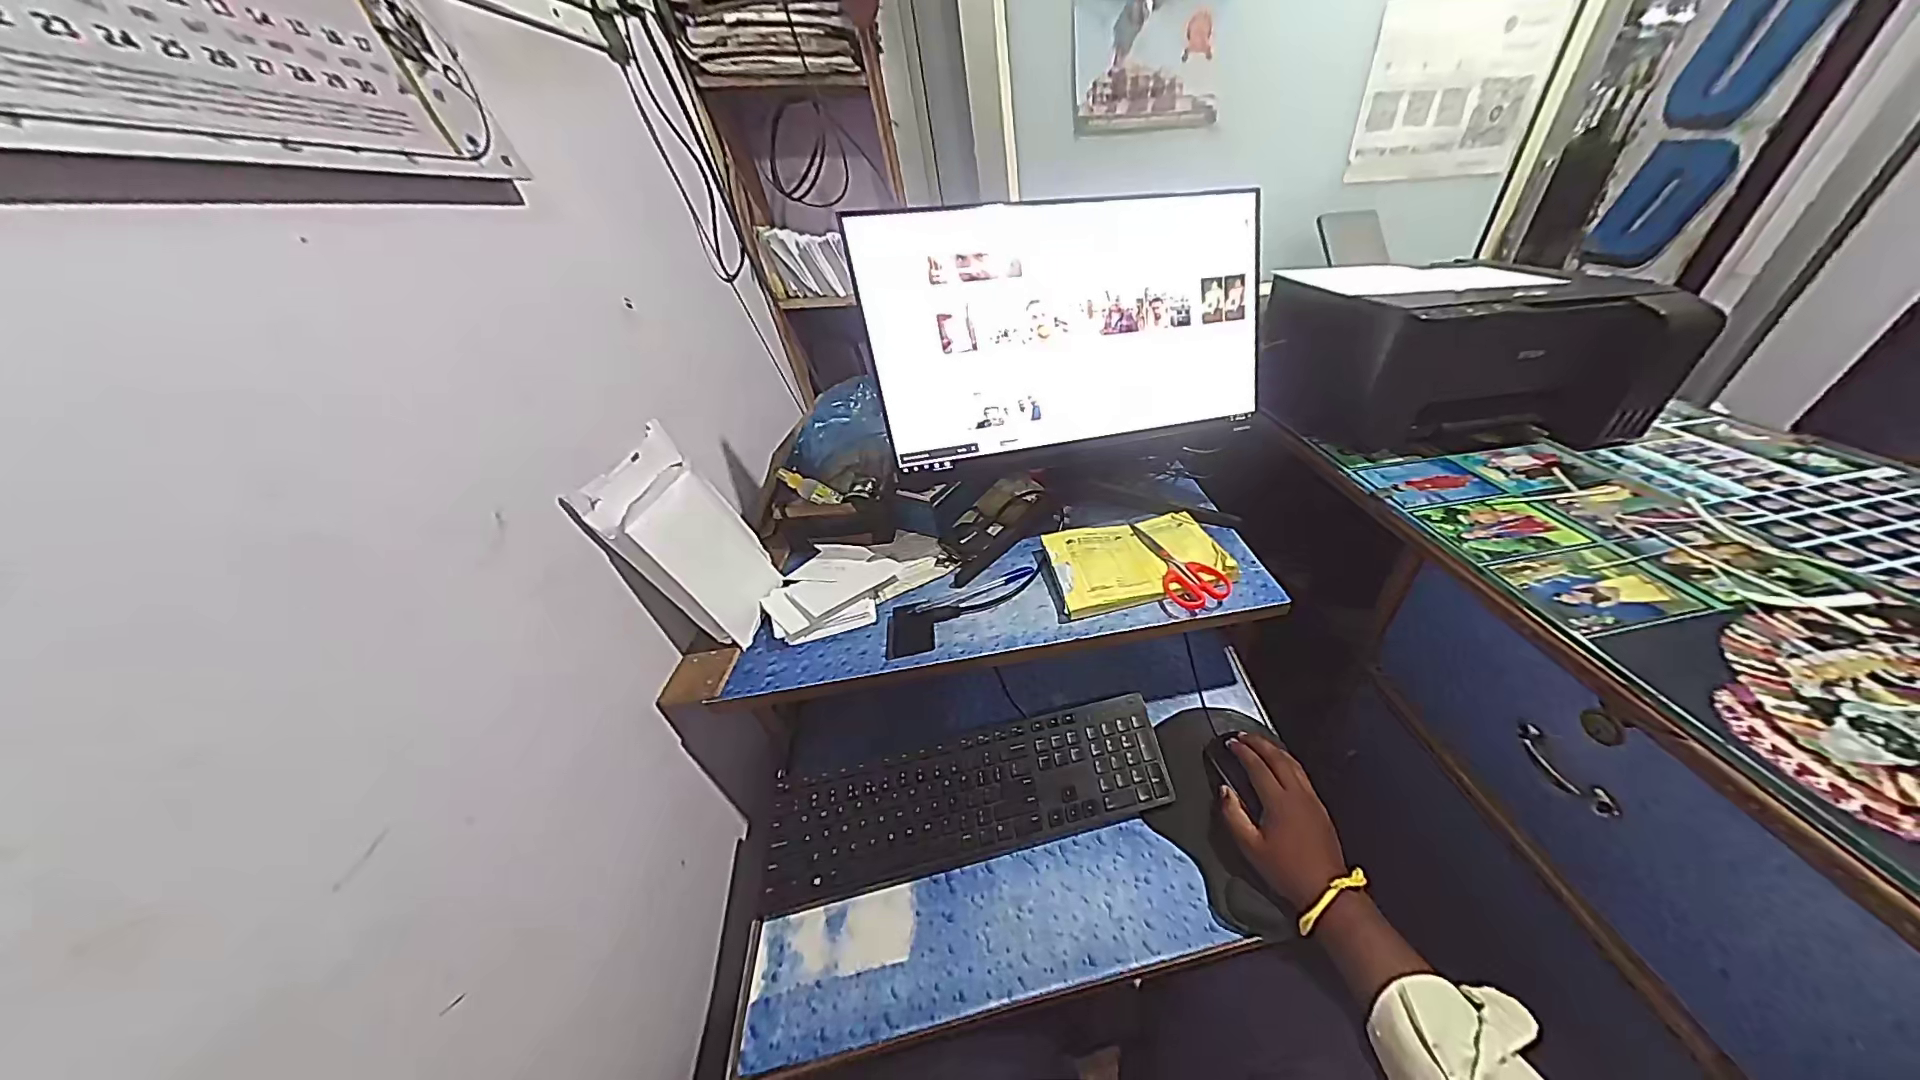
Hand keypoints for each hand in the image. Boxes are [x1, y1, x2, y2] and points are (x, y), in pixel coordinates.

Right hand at [1217, 734, 1348, 908]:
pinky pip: (1302, 774)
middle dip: (1259, 743)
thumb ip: (1233, 815)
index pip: (1258, 766)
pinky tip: (1282, 764)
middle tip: (1243, 736)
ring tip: (1260, 743)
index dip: (1242, 751)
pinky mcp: (1320, 807)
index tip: (1231, 743)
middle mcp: (1297, 794)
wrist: (1326, 890)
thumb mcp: (1250, 846)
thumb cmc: (1285, 870)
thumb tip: (1225, 791)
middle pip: (1278, 758)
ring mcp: (1312, 799)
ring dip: (1275, 749)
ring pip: (1293, 763)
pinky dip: (1288, 761)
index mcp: (1278, 801)